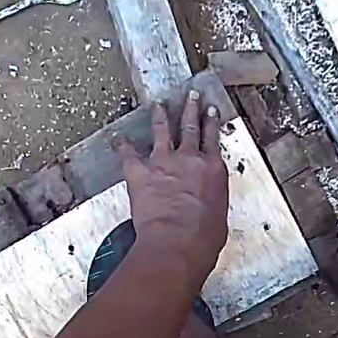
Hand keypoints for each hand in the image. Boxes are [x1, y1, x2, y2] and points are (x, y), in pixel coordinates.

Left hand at [112, 91, 229, 296]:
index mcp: (213, 170)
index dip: (212, 123)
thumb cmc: (201, 238)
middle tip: (191, 96)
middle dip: (191, 109)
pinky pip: (129, 154)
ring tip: (159, 104)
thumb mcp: (219, 217)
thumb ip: (212, 203)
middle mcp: (190, 159)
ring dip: (161, 116)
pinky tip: (118, 138)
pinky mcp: (140, 173)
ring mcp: (163, 163)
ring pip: (163, 131)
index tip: (211, 111)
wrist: (178, 242)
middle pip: (191, 127)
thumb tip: (208, 209)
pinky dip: (122, 145)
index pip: (214, 139)